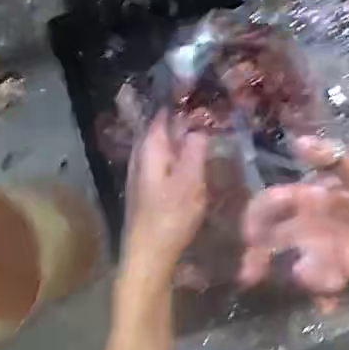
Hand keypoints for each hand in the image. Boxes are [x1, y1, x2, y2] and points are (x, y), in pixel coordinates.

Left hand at [121, 114, 210, 282]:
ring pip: (163, 148)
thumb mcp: (190, 181)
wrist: (147, 256)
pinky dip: (178, 159)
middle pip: (161, 130)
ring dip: (180, 141)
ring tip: (204, 135)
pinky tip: (193, 164)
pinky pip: (164, 164)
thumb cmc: (170, 218)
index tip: (201, 93)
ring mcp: (141, 174)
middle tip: (208, 113)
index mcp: (150, 149)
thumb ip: (195, 151)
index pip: (162, 114)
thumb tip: (198, 127)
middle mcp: (140, 156)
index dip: (179, 103)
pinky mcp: (146, 191)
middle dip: (180, 121)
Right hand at [237, 138, 348, 306]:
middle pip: (271, 238)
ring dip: (296, 275)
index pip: (272, 203)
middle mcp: (307, 223)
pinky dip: (319, 294)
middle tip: (251, 273)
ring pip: (291, 263)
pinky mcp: (332, 271)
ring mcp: (318, 249)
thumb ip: (330, 161)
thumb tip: (297, 142)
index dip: (257, 216)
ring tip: (320, 282)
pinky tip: (329, 302)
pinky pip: (316, 283)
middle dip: (257, 256)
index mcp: (309, 196)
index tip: (252, 234)